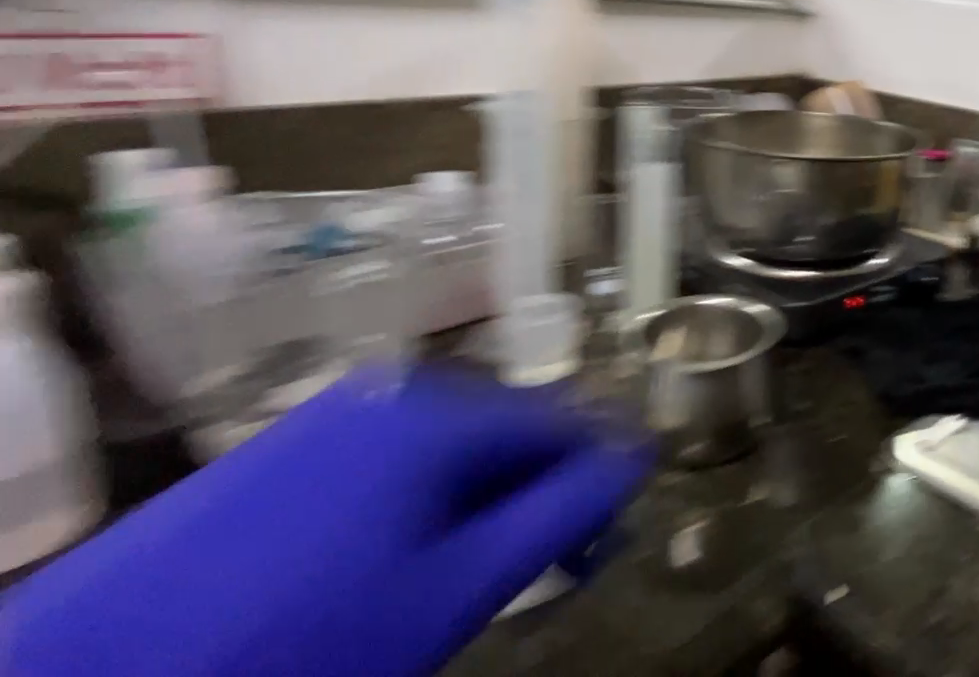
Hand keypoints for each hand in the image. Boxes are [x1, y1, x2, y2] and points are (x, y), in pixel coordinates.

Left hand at [2, 365, 649, 676]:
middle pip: (506, 430)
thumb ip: (565, 511)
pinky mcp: (289, 447)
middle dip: (540, 490)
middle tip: (556, 560)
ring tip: (482, 564)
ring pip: (450, 446)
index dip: (599, 473)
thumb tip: (642, 455)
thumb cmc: (311, 634)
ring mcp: (334, 414)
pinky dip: (426, 500)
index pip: (562, 421)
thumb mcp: (459, 583)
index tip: (612, 531)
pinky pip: (393, 458)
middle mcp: (393, 391)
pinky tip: (410, 554)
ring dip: (486, 499)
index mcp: (439, 411)